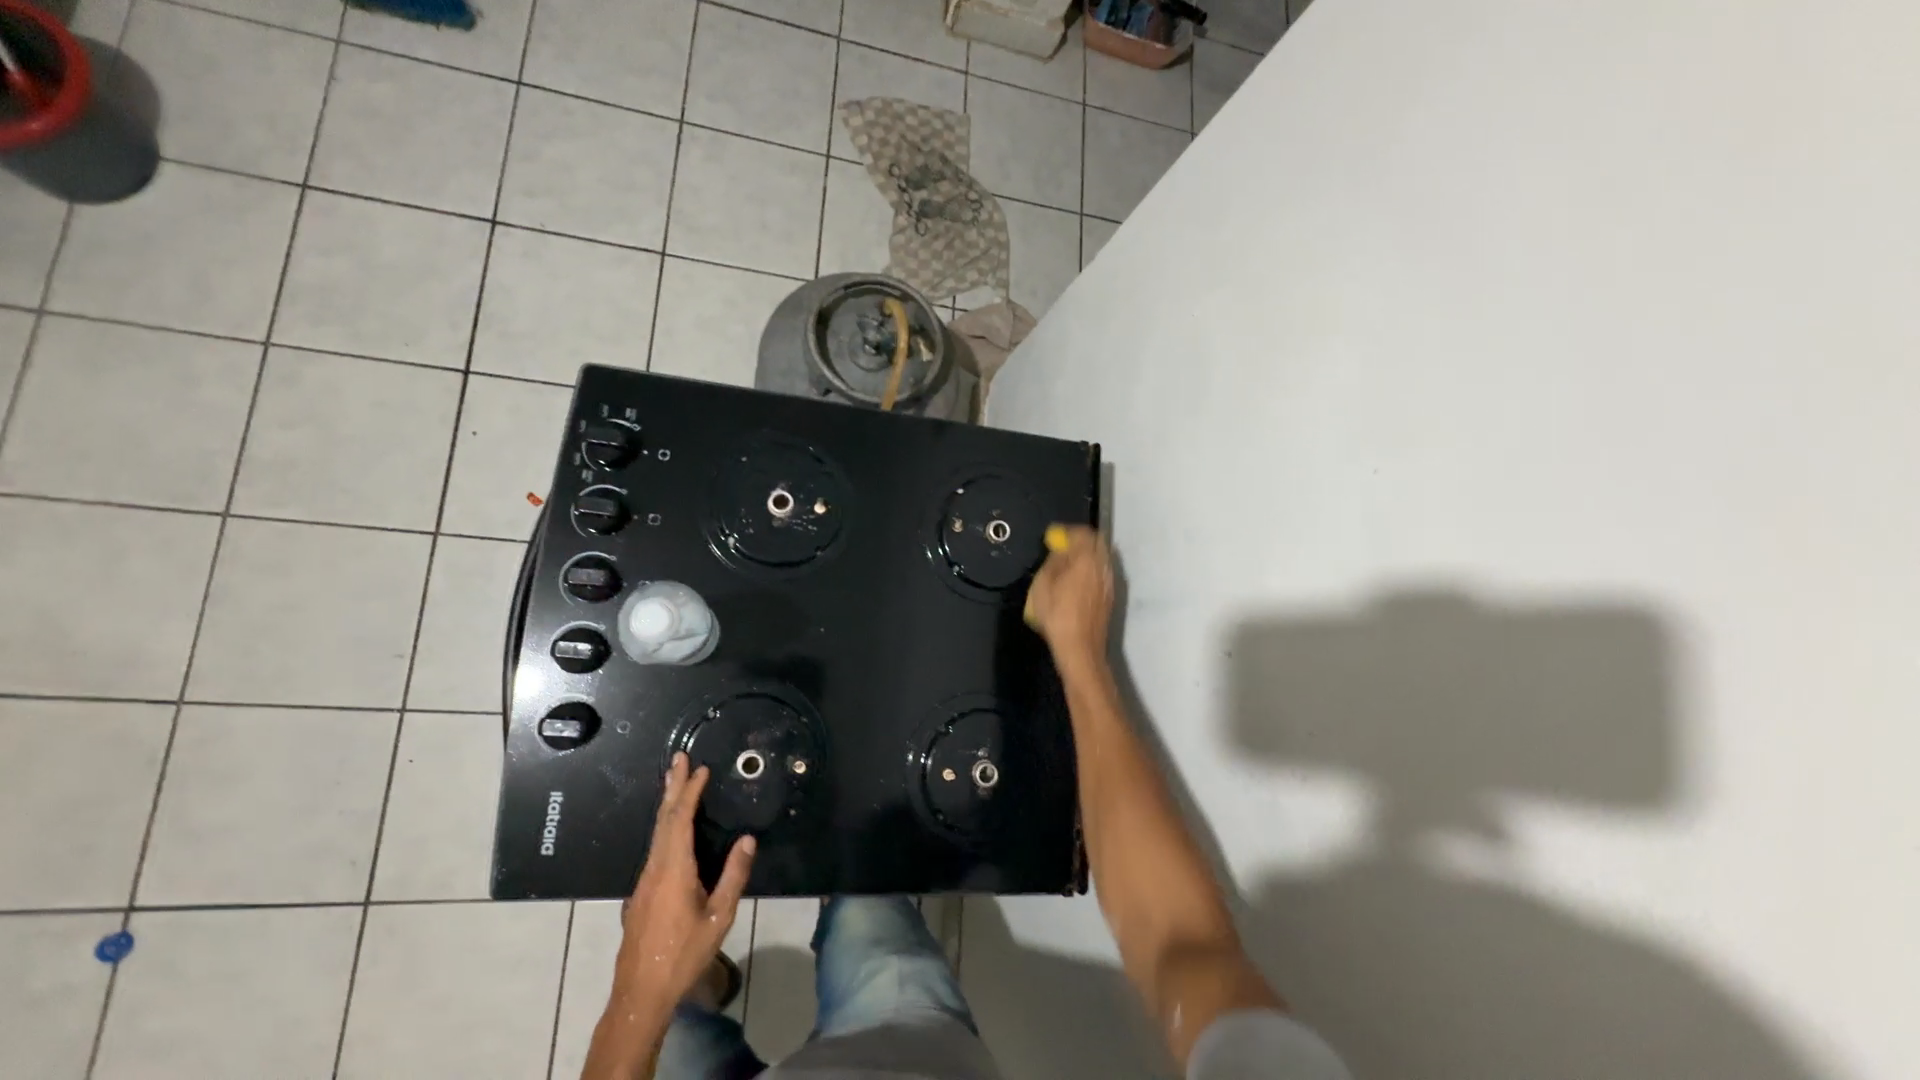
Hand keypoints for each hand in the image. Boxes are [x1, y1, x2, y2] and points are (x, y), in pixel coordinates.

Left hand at [612, 753, 755, 1009]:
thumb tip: (747, 840)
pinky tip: (672, 831)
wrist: (641, 992)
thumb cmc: (684, 954)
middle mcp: (654, 868)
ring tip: (676, 785)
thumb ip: (733, 876)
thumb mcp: (719, 917)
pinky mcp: (641, 894)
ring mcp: (643, 882)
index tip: (699, 769)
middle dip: (671, 788)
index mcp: (673, 869)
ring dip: (667, 807)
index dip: (689, 792)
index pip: (679, 820)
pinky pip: (655, 850)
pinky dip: (665, 828)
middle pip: (662, 820)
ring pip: (656, 835)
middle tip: (677, 759)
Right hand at [1025, 525, 1114, 668]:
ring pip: (1101, 558)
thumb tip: (1060, 550)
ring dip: (1086, 556)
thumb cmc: (1057, 615)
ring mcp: (1110, 582)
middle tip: (1062, 548)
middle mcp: (1103, 566)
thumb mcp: (1043, 584)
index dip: (1067, 531)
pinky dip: (1090, 570)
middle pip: (1097, 543)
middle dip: (1080, 541)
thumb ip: (1053, 561)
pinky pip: (1101, 572)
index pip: (1083, 533)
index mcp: (1087, 559)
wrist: (1080, 648)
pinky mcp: (1110, 596)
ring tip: (1067, 565)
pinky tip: (1076, 582)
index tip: (1053, 536)